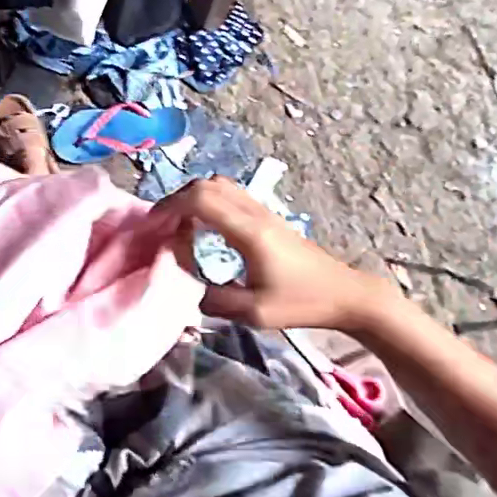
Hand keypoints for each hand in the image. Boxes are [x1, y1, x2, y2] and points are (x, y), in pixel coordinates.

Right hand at [155, 177, 402, 332]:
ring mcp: (264, 212)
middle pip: (207, 184)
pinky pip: (231, 197)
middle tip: (160, 226)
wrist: (345, 294)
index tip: (152, 227)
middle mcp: (255, 213)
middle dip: (176, 199)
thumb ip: (214, 301)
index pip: (200, 198)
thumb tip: (184, 287)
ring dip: (193, 199)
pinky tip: (203, 230)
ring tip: (177, 226)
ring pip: (220, 186)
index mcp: (249, 231)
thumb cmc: (302, 303)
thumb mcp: (254, 313)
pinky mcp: (268, 218)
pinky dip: (209, 203)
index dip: (169, 206)